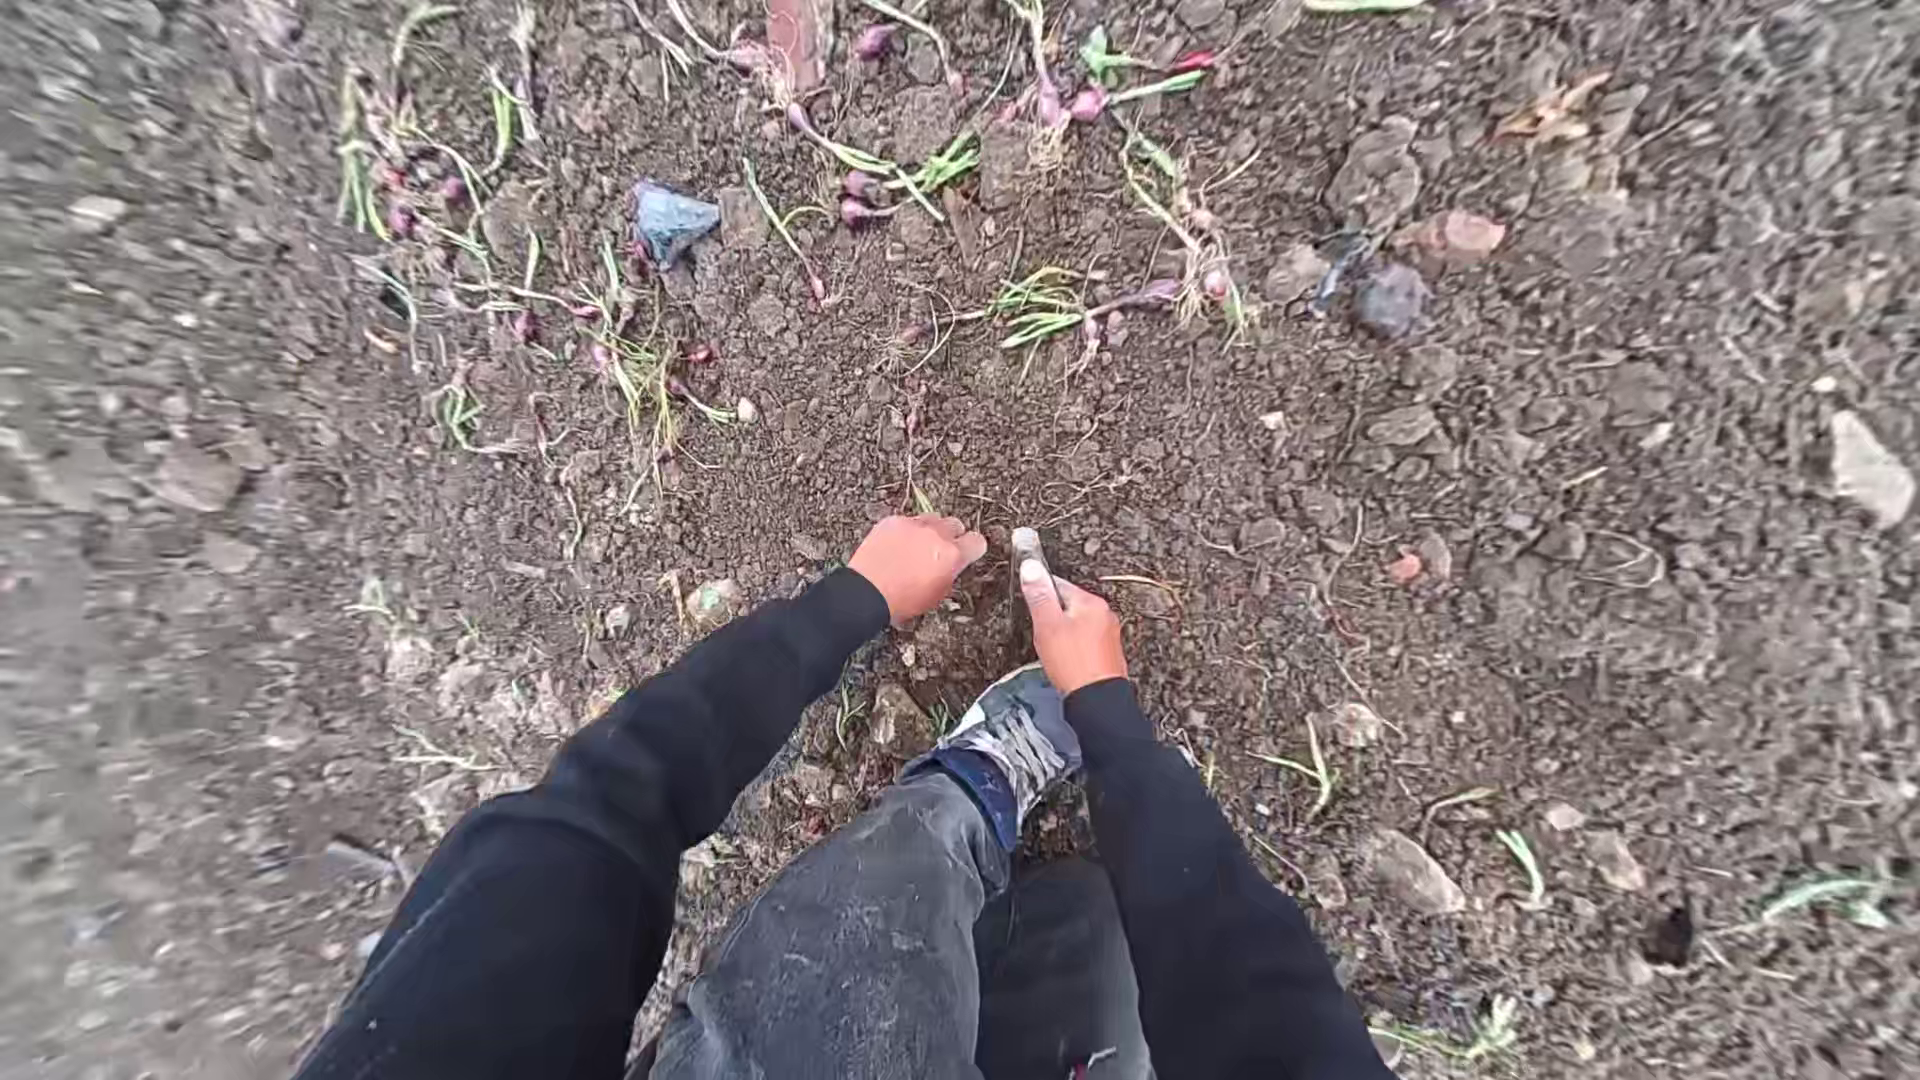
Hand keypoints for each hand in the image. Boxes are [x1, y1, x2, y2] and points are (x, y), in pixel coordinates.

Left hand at [847, 515, 987, 622]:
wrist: (867, 592)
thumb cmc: (900, 600)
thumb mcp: (936, 594)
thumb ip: (949, 572)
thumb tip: (951, 565)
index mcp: (953, 555)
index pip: (977, 541)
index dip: (972, 548)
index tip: (967, 550)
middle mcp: (937, 535)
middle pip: (954, 524)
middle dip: (950, 536)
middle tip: (939, 550)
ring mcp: (914, 525)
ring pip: (931, 518)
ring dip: (928, 530)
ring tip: (916, 547)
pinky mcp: (894, 521)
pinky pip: (906, 520)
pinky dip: (904, 530)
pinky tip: (897, 546)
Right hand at [1019, 560, 1127, 695]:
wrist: (1097, 701)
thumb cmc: (1073, 664)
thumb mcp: (1048, 625)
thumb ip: (1039, 595)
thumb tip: (1031, 567)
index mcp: (1091, 603)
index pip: (1059, 585)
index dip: (1041, 595)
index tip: (1032, 606)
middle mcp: (1105, 615)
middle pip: (1069, 604)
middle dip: (1053, 616)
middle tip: (1042, 632)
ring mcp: (1109, 634)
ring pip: (1078, 623)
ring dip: (1064, 631)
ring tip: (1053, 648)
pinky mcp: (1108, 652)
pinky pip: (1086, 640)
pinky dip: (1074, 645)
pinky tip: (1067, 658)